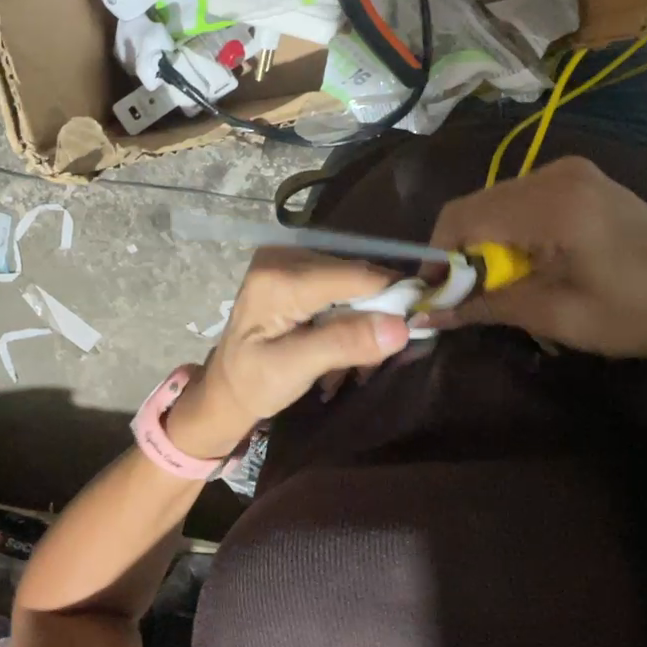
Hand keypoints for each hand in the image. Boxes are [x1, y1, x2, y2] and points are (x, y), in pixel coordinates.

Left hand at [169, 247, 411, 457]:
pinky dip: (352, 307)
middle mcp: (282, 257)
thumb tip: (400, 326)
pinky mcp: (294, 268)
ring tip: (367, 347)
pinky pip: (340, 281)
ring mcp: (287, 259)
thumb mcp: (296, 369)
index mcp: (278, 279)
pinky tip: (348, 332)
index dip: (393, 296)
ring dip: (367, 310)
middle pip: (355, 274)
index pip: (355, 276)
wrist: (225, 388)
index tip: (421, 322)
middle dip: (378, 309)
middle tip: (388, 348)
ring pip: (352, 277)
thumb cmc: (254, 383)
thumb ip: (344, 344)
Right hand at [418, 156, 646, 358]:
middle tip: (463, 297)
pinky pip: (519, 200)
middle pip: (475, 205)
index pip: (463, 217)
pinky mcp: (578, 179)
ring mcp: (569, 171)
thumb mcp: (558, 317)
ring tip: (497, 286)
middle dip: (459, 252)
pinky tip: (524, 263)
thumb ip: (488, 306)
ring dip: (482, 243)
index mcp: (553, 204)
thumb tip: (429, 314)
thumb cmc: (639, 315)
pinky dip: (506, 231)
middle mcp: (555, 173)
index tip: (433, 295)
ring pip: (493, 202)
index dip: (437, 256)